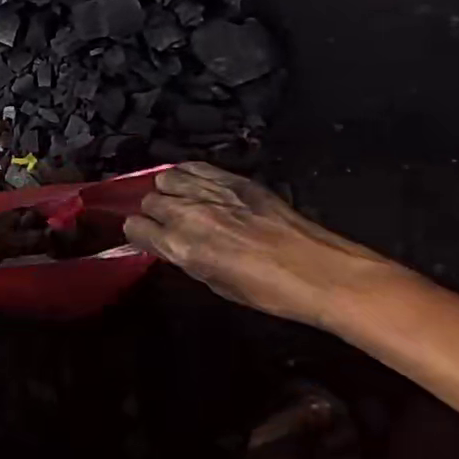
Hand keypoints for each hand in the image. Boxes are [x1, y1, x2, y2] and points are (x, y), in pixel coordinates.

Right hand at [124, 162, 403, 328]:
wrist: (324, 273)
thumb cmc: (269, 292)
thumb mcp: (215, 283)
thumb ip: (184, 257)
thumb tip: (169, 245)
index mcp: (180, 246)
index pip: (134, 227)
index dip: (140, 234)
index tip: (149, 239)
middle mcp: (187, 214)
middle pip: (148, 201)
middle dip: (154, 213)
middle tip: (171, 224)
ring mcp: (210, 193)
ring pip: (165, 178)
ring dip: (169, 191)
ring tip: (183, 201)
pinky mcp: (233, 180)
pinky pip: (193, 166)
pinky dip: (188, 175)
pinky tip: (196, 185)